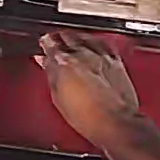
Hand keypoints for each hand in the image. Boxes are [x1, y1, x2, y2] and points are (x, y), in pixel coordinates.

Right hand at [39, 31, 159, 158]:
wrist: (115, 123)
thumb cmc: (88, 116)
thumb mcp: (58, 97)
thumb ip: (51, 75)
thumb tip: (45, 63)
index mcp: (64, 63)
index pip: (51, 45)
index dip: (46, 42)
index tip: (44, 42)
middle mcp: (82, 55)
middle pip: (67, 37)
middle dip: (59, 37)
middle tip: (55, 39)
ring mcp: (100, 57)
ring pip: (85, 37)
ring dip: (76, 37)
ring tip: (72, 38)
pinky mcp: (115, 61)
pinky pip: (104, 44)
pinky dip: (96, 41)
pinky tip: (94, 42)